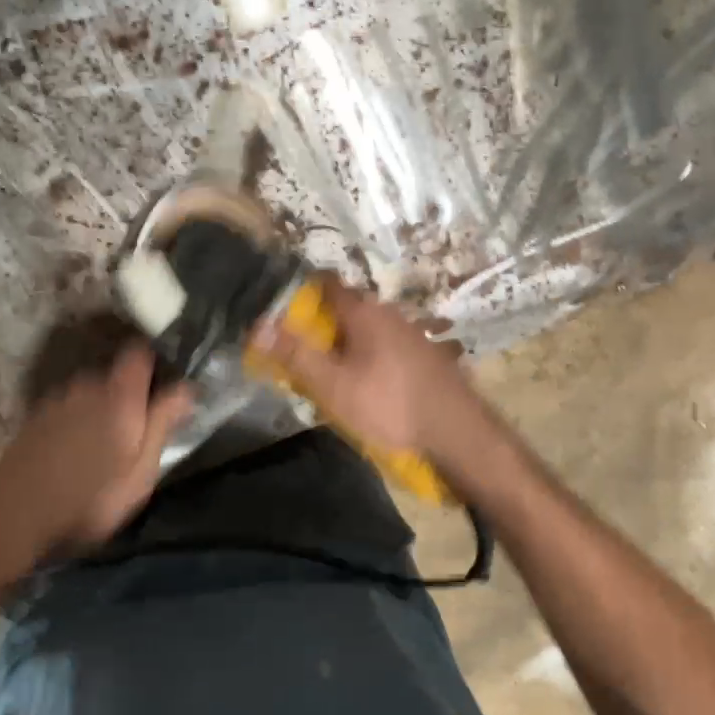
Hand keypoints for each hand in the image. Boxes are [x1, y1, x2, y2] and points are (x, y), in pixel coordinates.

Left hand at [0, 344, 192, 560]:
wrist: (11, 521)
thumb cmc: (88, 502)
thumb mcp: (139, 474)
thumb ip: (162, 425)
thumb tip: (186, 388)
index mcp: (119, 396)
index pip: (140, 352)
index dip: (155, 361)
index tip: (165, 384)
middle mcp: (86, 387)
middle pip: (115, 374)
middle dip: (130, 394)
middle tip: (139, 430)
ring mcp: (56, 401)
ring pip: (90, 392)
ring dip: (101, 408)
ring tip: (105, 446)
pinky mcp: (34, 419)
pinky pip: (68, 408)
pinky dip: (77, 421)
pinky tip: (75, 453)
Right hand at [252, 275, 484, 456]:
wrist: (457, 431)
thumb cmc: (389, 404)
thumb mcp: (333, 385)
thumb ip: (295, 354)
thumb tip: (256, 324)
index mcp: (364, 310)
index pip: (325, 283)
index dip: (299, 293)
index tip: (280, 314)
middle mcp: (389, 312)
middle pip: (346, 308)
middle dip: (321, 325)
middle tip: (301, 352)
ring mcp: (412, 332)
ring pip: (368, 329)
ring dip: (347, 344)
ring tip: (332, 373)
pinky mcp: (426, 355)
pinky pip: (387, 346)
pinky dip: (370, 357)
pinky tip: (369, 383)